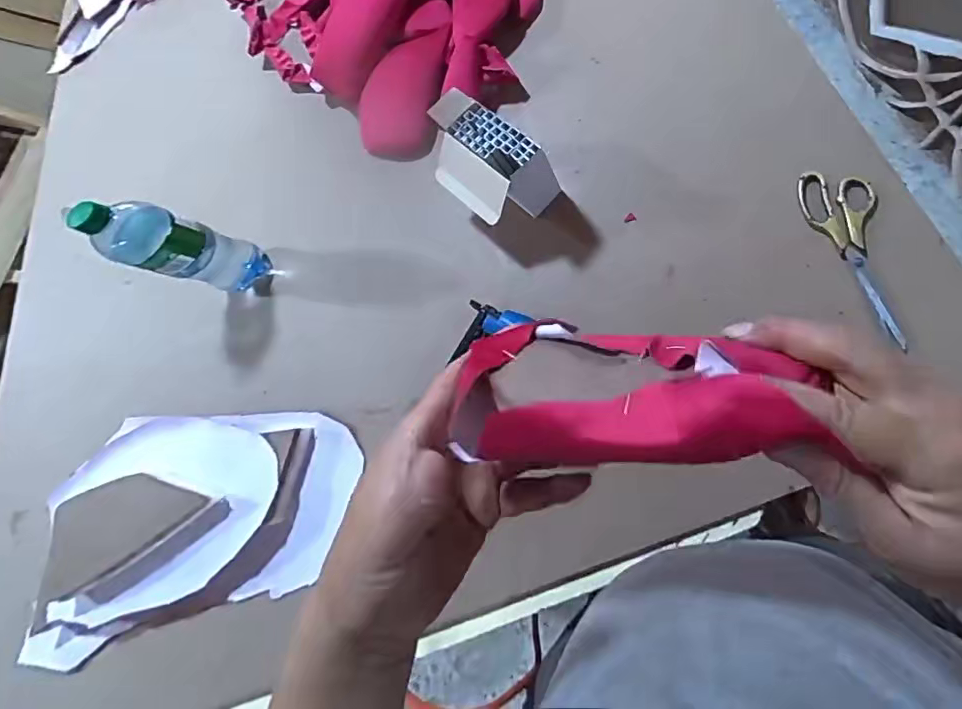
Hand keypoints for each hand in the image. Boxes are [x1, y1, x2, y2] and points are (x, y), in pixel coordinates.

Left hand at [305, 358, 591, 649]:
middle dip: (531, 400)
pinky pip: (522, 491)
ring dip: (549, 444)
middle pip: (496, 413)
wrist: (374, 616)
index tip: (529, 344)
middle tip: (577, 388)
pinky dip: (549, 486)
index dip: (488, 361)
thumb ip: (425, 483)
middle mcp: (451, 447)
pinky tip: (579, 482)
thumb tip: (459, 461)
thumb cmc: (372, 550)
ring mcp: (471, 480)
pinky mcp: (486, 511)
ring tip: (589, 436)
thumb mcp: (393, 511)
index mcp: (423, 434)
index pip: (456, 385)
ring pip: (515, 450)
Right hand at [733, 317, 961, 625]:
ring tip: (748, 340)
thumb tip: (767, 432)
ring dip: (798, 335)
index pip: (838, 407)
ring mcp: (933, 383)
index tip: (729, 377)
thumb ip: (831, 476)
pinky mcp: (926, 381)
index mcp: (928, 445)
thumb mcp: (889, 536)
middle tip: (731, 336)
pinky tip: (789, 354)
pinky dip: (820, 347)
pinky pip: (865, 352)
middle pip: (849, 347)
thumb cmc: (958, 562)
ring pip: (854, 341)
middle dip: (785, 334)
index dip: (779, 389)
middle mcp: (932, 398)